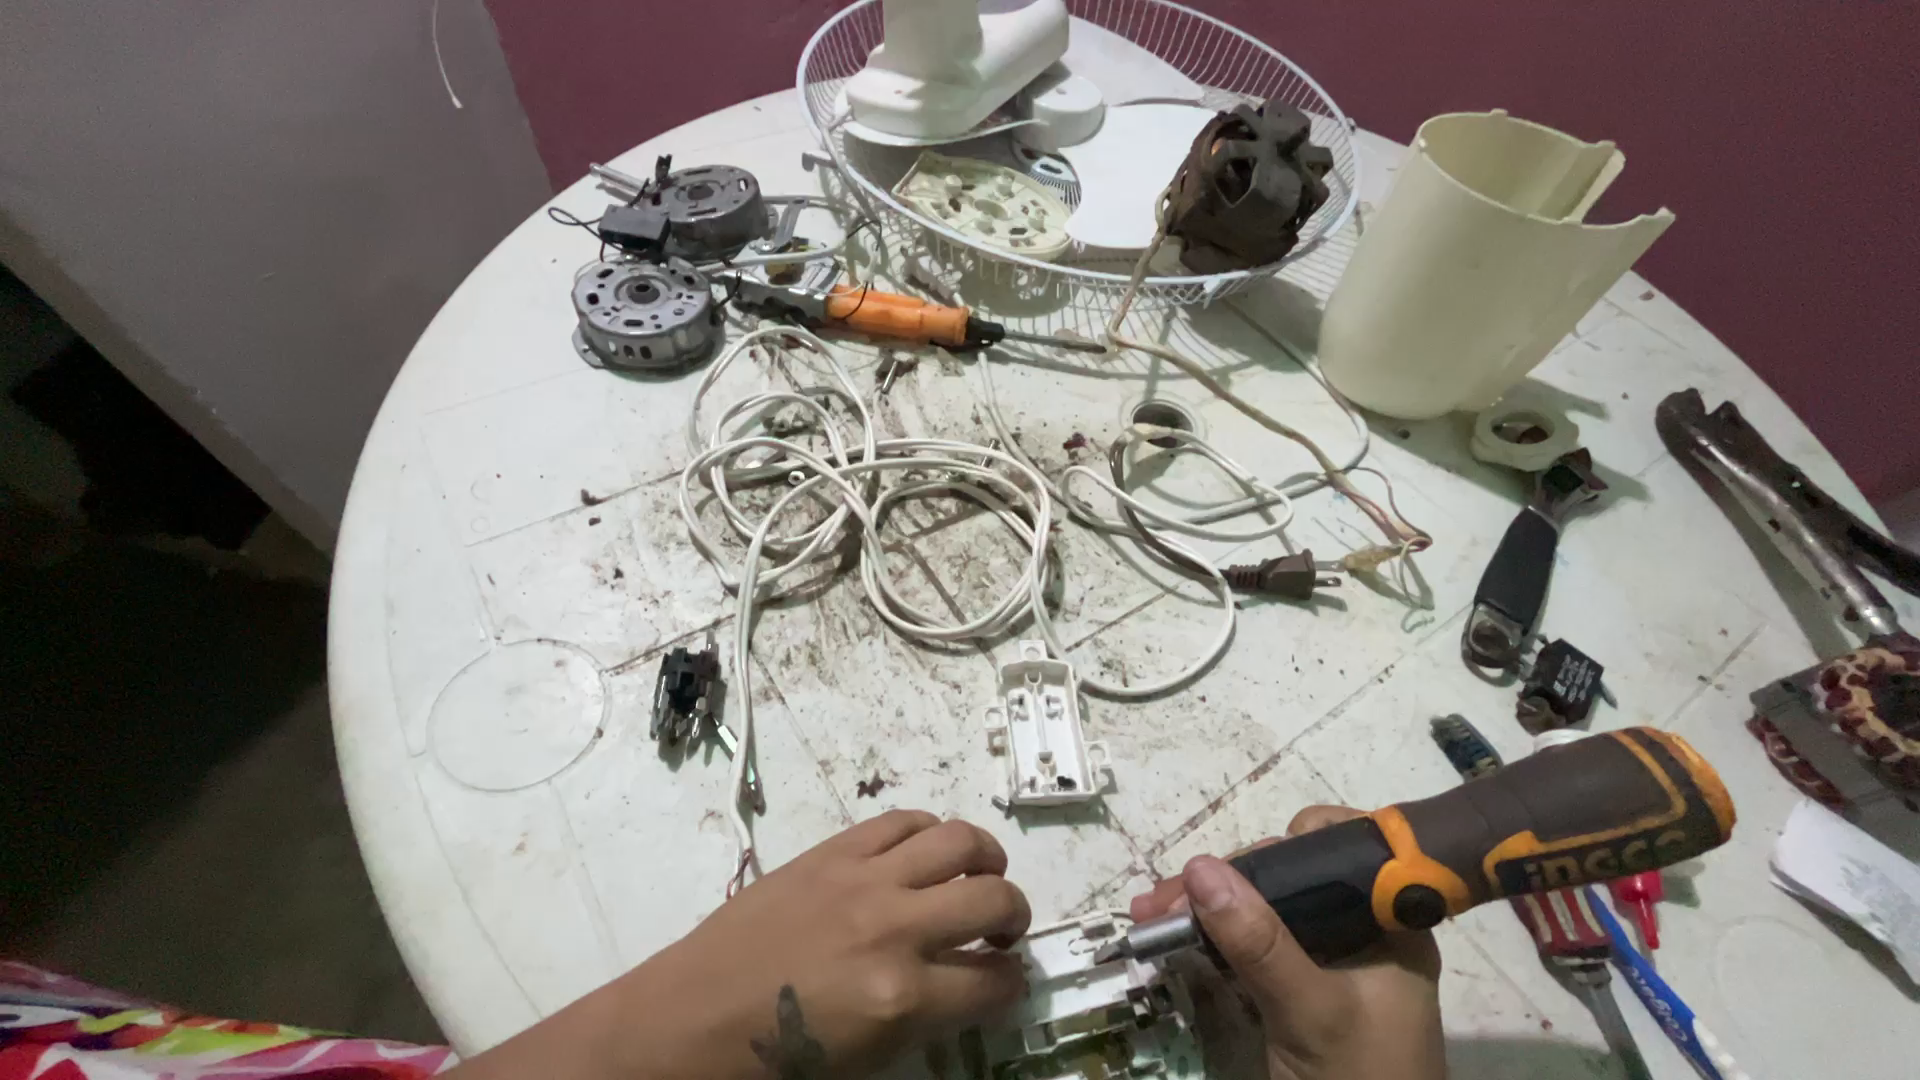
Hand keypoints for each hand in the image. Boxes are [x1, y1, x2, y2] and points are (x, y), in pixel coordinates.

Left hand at [455, 810, 1031, 1079]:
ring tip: (982, 873)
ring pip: (957, 840)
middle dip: (1015, 914)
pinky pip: (901, 820)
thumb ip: (927, 1015)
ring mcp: (864, 878)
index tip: (1008, 977)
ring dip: (986, 857)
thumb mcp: (867, 1058)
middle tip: (1005, 926)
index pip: (994, 982)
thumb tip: (970, 983)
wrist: (691, 1019)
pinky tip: (927, 850)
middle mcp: (895, 927)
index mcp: (902, 997)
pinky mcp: (834, 850)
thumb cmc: (776, 1058)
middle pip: (992, 898)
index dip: (1012, 983)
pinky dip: (928, 830)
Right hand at [1132, 805, 1445, 1079]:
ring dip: (1204, 903)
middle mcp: (1357, 929)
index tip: (1242, 860)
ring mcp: (1323, 955)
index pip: (1346, 849)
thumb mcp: (1311, 1014)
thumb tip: (1199, 866)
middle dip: (1225, 878)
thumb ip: (1260, 943)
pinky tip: (1171, 934)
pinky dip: (1207, 933)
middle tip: (1166, 899)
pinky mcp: (1292, 981)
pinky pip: (1247, 938)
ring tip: (1150, 912)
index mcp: (1387, 924)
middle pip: (1288, 874)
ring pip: (1260, 904)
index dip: (1294, 840)